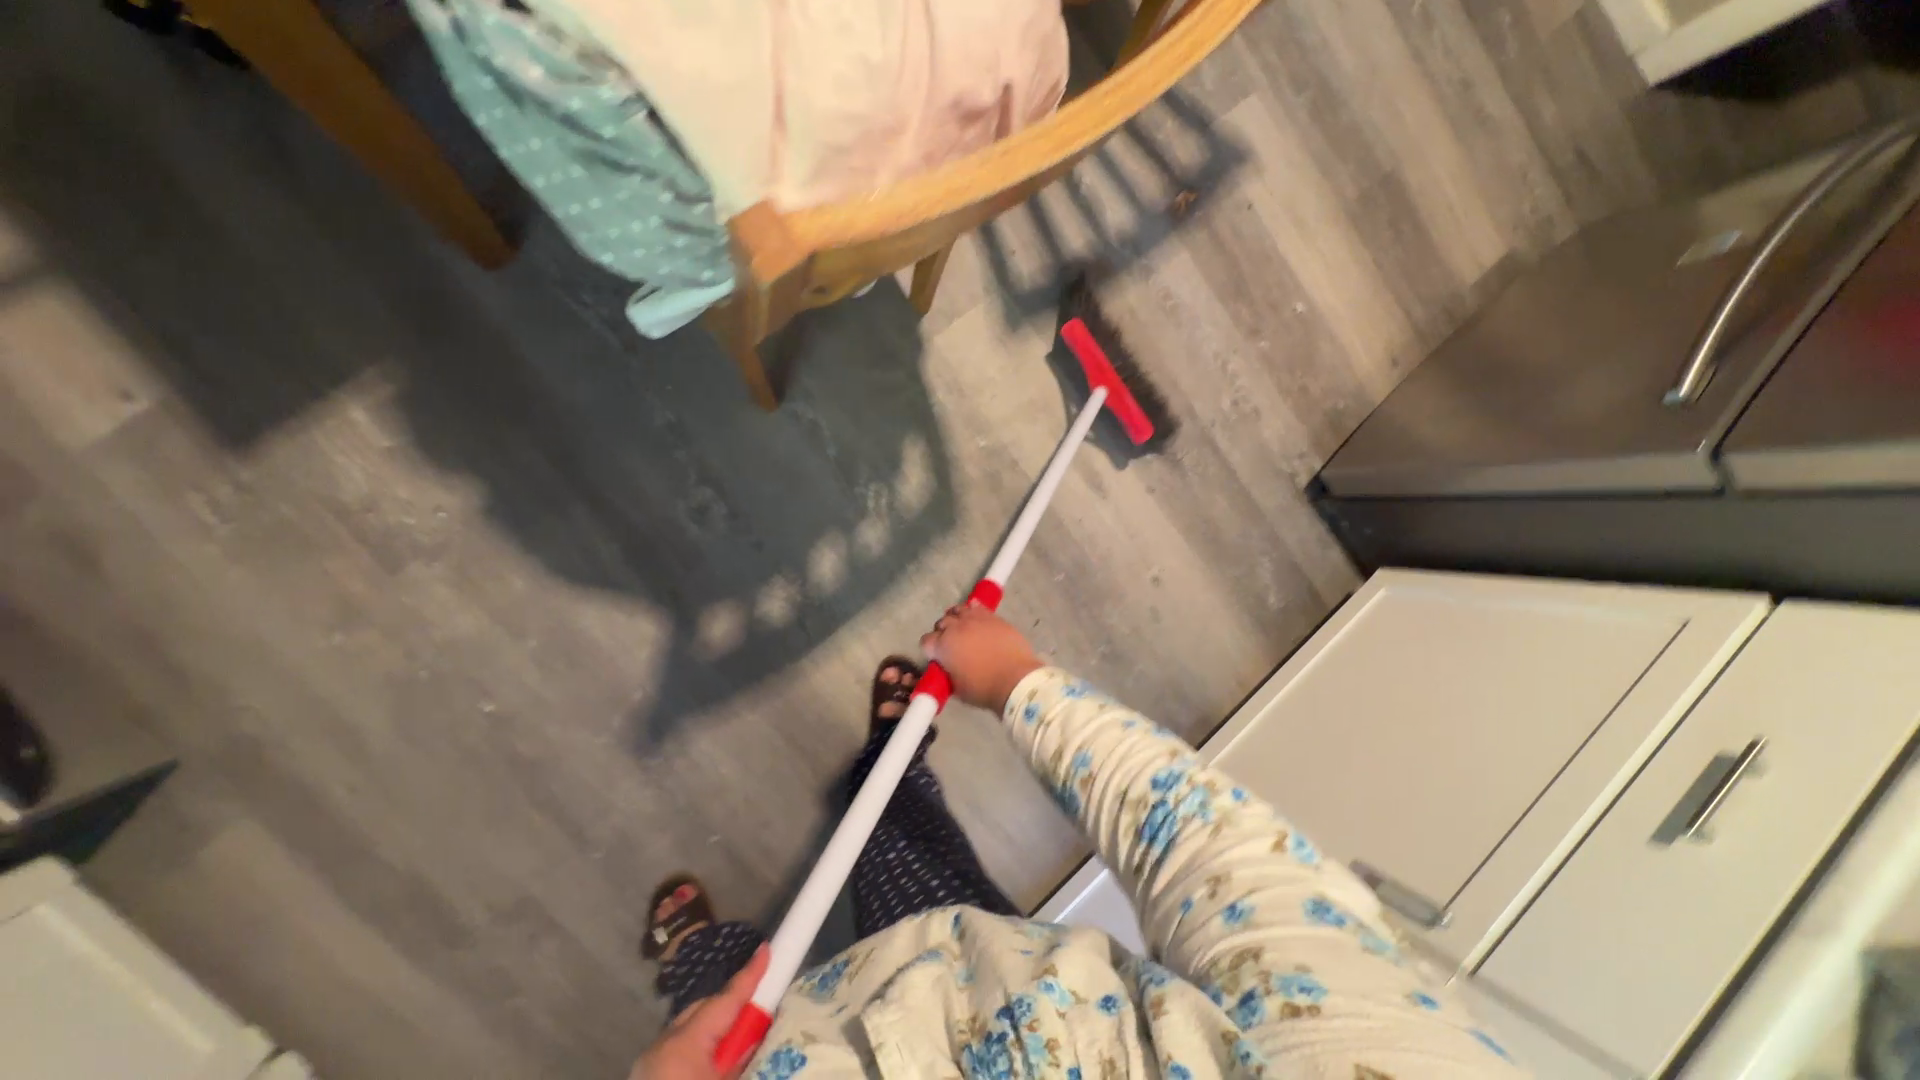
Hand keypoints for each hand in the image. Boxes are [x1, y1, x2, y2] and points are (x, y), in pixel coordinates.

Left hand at [630, 945, 769, 1079]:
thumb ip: (746, 1058)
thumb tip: (760, 1035)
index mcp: (684, 1048)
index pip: (725, 1000)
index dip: (750, 975)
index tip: (767, 948)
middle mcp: (660, 1048)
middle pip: (703, 1010)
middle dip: (732, 1007)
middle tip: (762, 1014)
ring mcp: (646, 1066)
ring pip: (689, 1032)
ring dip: (715, 1033)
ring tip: (738, 1048)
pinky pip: (677, 1053)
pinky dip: (699, 1053)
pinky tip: (714, 1067)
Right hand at [920, 604, 1043, 712]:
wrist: (1016, 680)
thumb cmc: (984, 688)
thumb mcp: (957, 688)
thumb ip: (948, 673)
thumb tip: (949, 668)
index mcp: (943, 646)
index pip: (926, 642)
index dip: (930, 650)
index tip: (938, 658)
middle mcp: (955, 628)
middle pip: (941, 623)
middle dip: (943, 633)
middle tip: (952, 645)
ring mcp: (975, 619)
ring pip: (958, 610)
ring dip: (957, 619)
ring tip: (963, 628)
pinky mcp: (993, 617)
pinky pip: (977, 607)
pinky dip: (973, 611)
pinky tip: (976, 619)